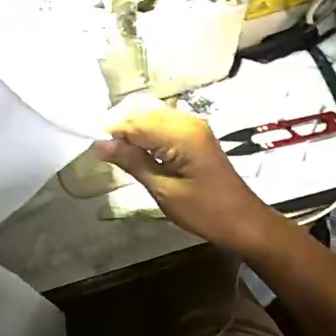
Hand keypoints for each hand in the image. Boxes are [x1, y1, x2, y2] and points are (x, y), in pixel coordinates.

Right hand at [94, 107, 281, 251]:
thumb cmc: (205, 211)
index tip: (91, 146)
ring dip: (133, 132)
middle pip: (143, 114)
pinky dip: (148, 136)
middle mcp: (188, 122)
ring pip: (152, 117)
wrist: (244, 222)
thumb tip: (100, 144)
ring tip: (118, 156)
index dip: (111, 132)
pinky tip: (139, 154)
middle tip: (103, 153)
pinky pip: (164, 126)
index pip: (135, 123)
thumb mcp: (163, 190)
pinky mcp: (196, 136)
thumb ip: (132, 162)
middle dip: (121, 130)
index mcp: (181, 134)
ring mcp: (194, 127)